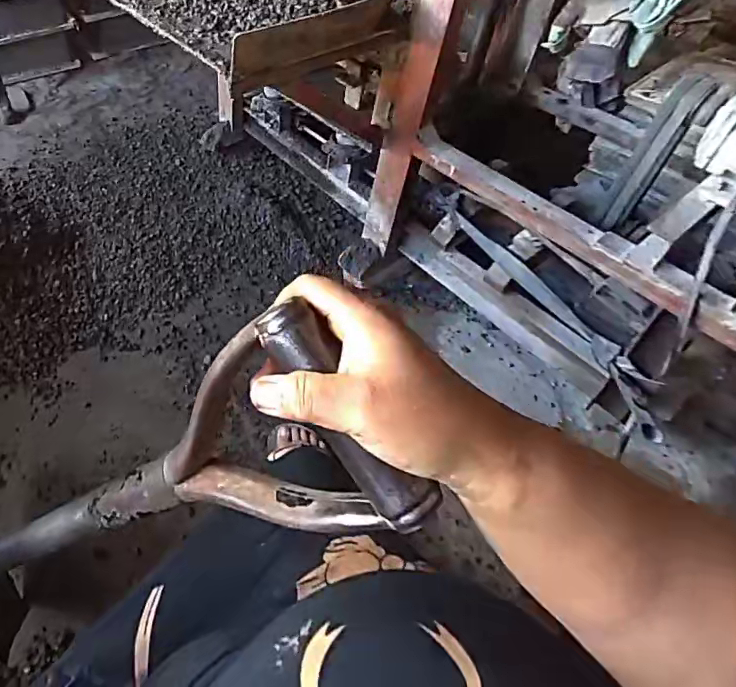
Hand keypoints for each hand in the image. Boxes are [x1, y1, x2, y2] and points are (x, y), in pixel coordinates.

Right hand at [248, 275, 528, 498]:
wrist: (475, 448)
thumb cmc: (424, 420)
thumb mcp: (355, 407)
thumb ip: (303, 395)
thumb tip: (260, 388)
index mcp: (364, 318)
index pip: (309, 287)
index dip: (280, 306)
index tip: (265, 343)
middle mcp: (370, 324)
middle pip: (314, 316)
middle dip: (288, 346)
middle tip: (274, 384)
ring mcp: (379, 348)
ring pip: (327, 345)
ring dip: (305, 370)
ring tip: (292, 405)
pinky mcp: (384, 372)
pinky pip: (342, 366)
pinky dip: (324, 384)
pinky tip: (320, 416)